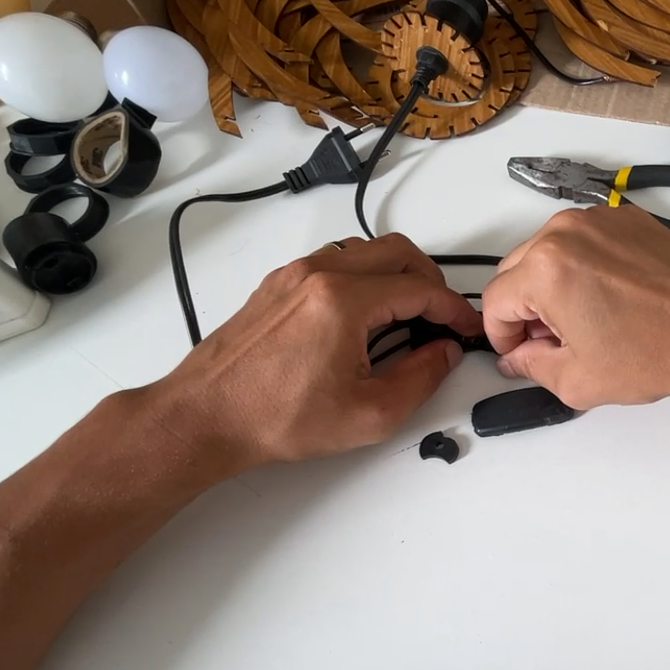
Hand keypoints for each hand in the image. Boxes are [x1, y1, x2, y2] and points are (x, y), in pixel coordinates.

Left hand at [145, 234, 480, 473]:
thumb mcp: (370, 414)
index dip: (453, 309)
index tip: (466, 329)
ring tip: (409, 315)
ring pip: (366, 251)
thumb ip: (421, 378)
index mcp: (343, 301)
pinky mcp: (278, 285)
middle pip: (397, 252)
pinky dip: (365, 277)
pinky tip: (368, 316)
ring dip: (397, 274)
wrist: (203, 418)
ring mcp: (294, 275)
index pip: (420, 289)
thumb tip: (443, 352)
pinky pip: (336, 261)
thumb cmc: (277, 418)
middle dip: (431, 282)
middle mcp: (318, 275)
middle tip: (442, 317)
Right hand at [480, 206, 669, 409]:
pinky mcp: (626, 220)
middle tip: (551, 342)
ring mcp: (599, 221)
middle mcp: (567, 232)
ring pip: (548, 252)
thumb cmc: (658, 351)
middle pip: (516, 271)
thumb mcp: (578, 379)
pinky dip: (584, 266)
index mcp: (546, 269)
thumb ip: (531, 367)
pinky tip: (609, 299)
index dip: (501, 335)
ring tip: (585, 322)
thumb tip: (518, 357)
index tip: (517, 352)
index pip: (494, 301)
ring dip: (552, 286)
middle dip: (525, 309)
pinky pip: (585, 241)